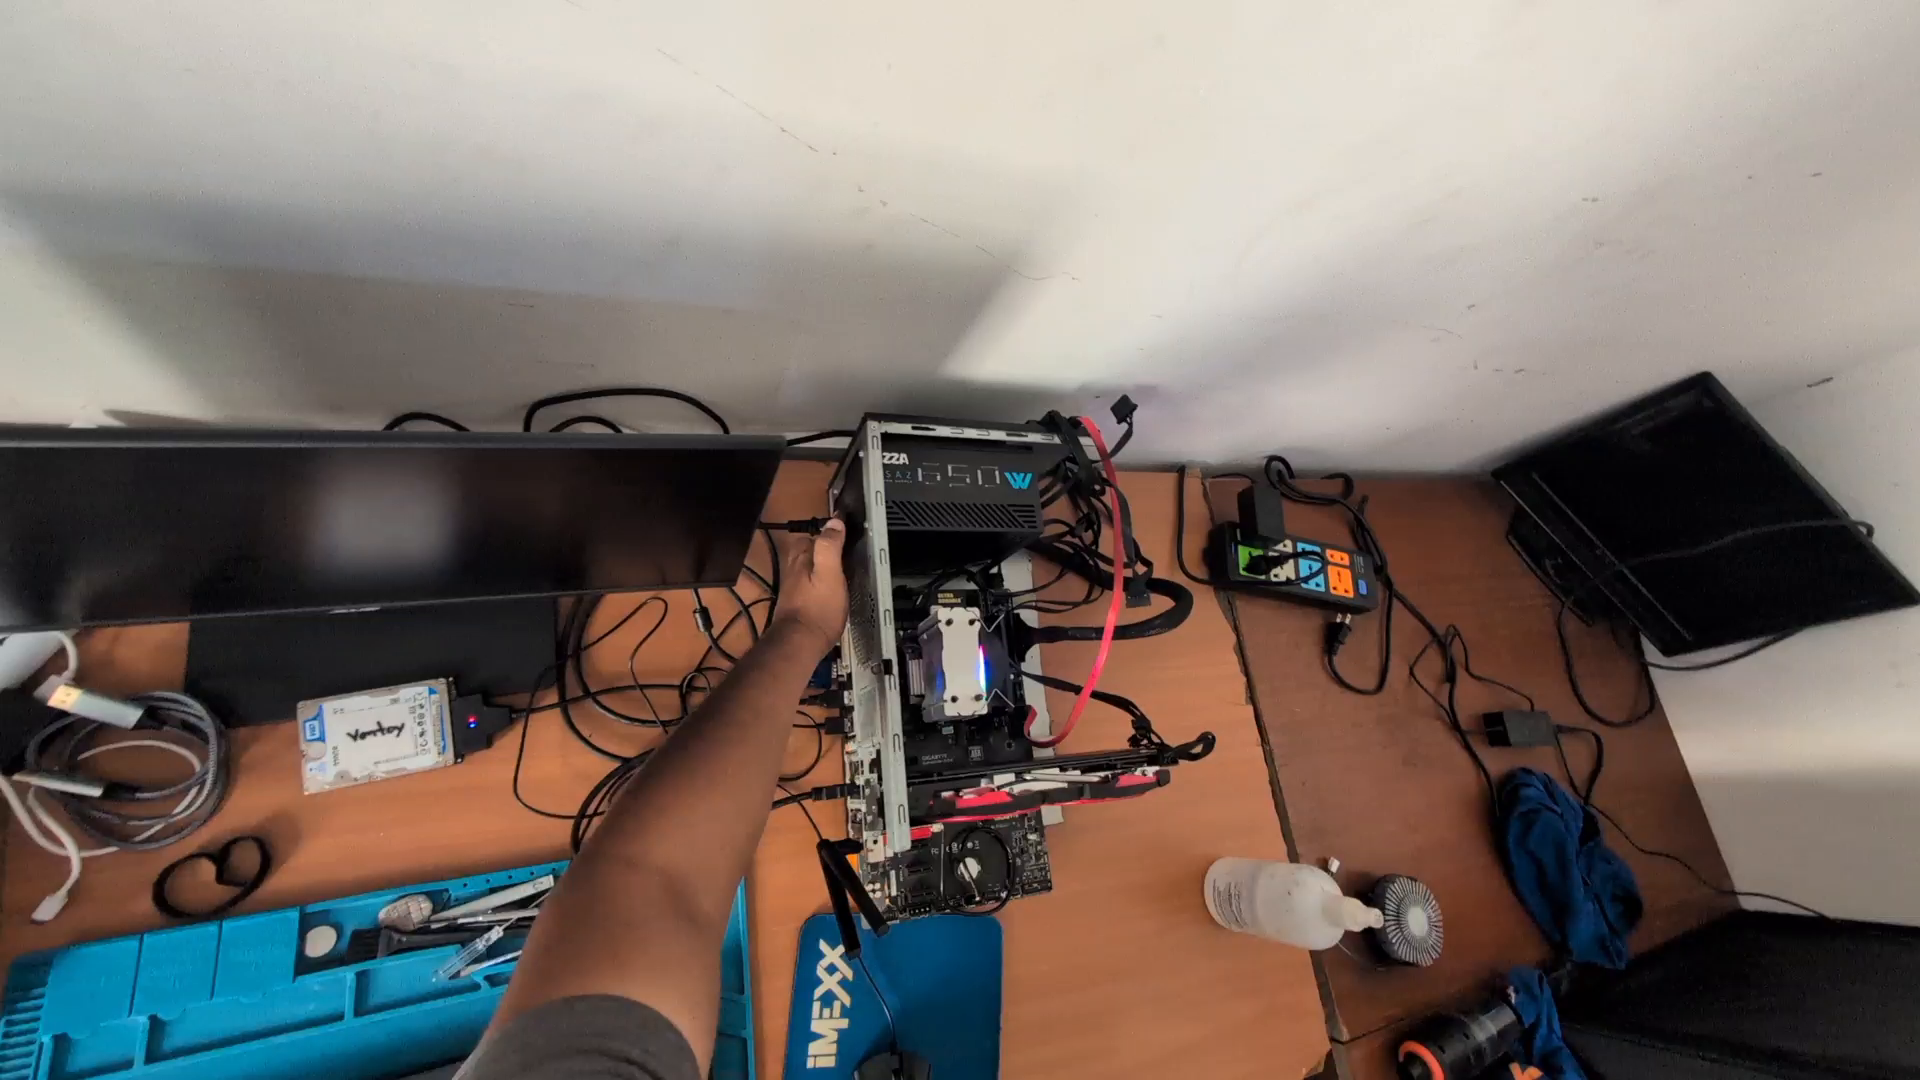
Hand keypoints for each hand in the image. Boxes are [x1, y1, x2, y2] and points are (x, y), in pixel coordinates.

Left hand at [770, 518, 847, 658]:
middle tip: (839, 550)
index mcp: (802, 560)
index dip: (825, 531)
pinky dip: (817, 584)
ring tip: (836, 569)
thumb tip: (834, 521)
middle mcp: (793, 572)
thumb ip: (830, 546)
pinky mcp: (796, 606)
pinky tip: (828, 592)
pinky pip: (807, 587)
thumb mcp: (830, 573)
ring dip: (817, 566)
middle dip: (818, 548)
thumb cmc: (818, 608)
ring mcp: (793, 589)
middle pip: (804, 552)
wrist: (800, 643)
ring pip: (805, 569)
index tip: (841, 530)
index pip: (810, 536)